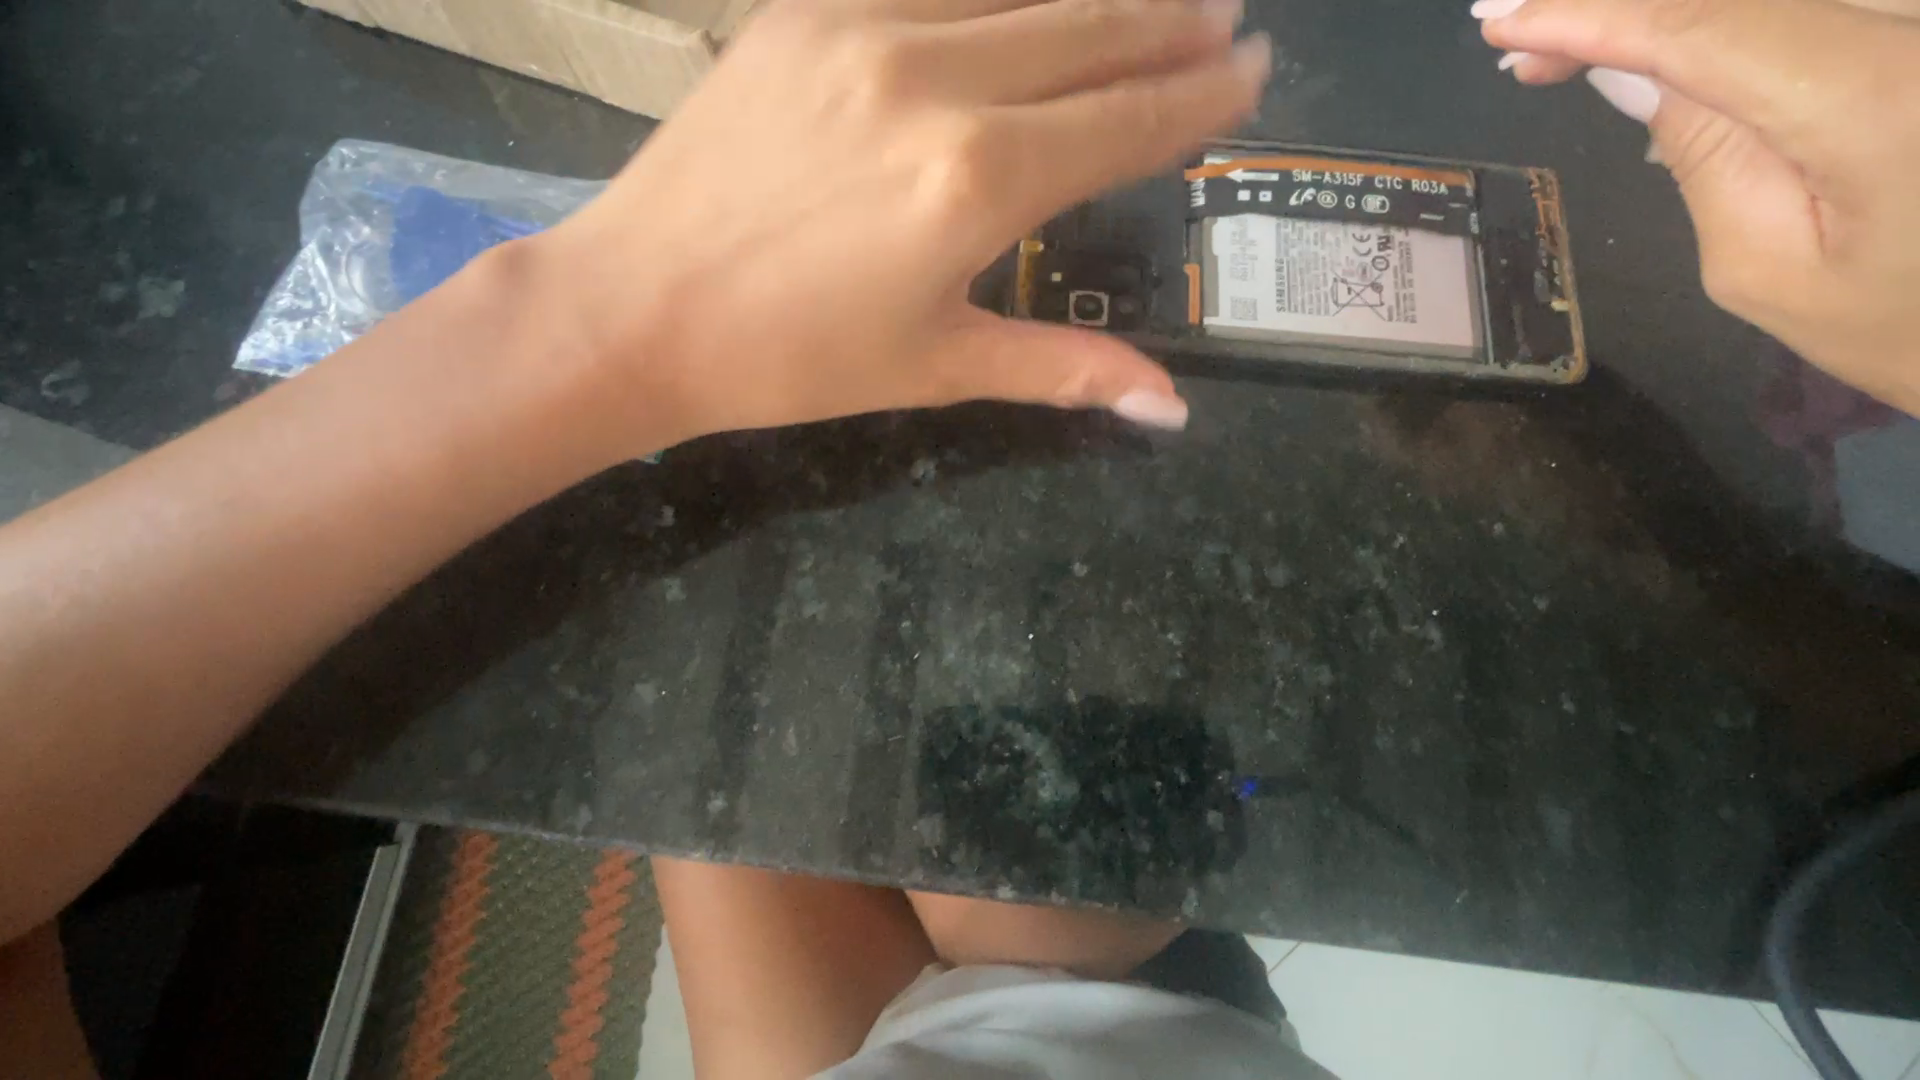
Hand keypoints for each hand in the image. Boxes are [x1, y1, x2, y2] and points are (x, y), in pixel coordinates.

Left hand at [540, 0, 1270, 454]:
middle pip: (1087, 35)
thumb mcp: (939, 368)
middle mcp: (935, 82)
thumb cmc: (795, 359)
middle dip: (1170, 26)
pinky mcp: (806, 9)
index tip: (1250, 74)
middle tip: (1230, 17)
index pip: (1120, 124)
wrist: (639, 309)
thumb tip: (1171, 406)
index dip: (1194, 99)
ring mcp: (865, 27)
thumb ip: (1063, 368)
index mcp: (977, 181)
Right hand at [1475, 0, 1919, 415]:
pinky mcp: (1914, 27)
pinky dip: (1716, 13)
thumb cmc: (1901, 318)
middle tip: (1515, 30)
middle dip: (1617, 3)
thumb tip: (1628, 74)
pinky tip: (1652, 36)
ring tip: (1567, 40)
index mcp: (1882, 99)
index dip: (1594, 18)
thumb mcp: (1764, 267)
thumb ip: (1704, 158)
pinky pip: (1810, 7)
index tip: (1502, 23)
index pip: (1707, 30)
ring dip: (1657, 8)